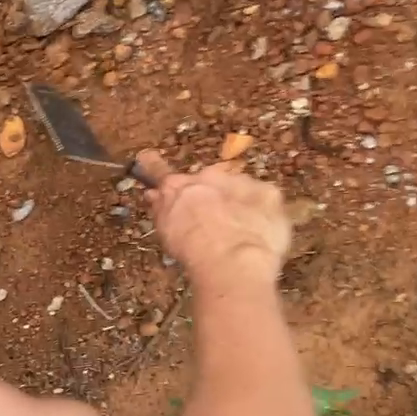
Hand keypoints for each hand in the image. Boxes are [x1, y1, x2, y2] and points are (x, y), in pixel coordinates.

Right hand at [137, 151, 290, 289]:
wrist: (232, 259)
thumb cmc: (191, 248)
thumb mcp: (166, 231)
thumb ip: (160, 208)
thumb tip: (154, 194)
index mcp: (176, 186)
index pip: (159, 169)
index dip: (152, 163)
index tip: (146, 156)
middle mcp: (207, 176)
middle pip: (206, 179)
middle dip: (207, 192)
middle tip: (210, 217)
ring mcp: (240, 181)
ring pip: (237, 186)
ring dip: (235, 199)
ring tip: (238, 227)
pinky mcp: (269, 192)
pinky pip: (263, 197)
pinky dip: (261, 208)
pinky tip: (258, 227)